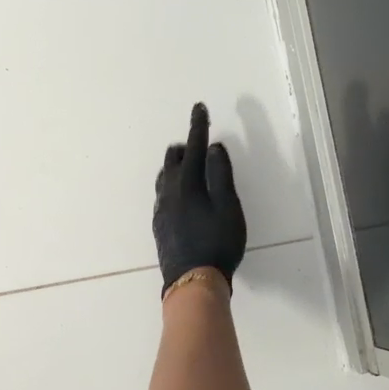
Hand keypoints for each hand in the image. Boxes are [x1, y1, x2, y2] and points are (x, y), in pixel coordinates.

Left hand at [152, 103, 246, 292]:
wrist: (193, 281)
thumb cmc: (218, 242)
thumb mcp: (229, 207)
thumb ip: (222, 175)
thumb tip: (214, 147)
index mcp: (188, 184)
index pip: (194, 147)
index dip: (198, 126)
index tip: (199, 107)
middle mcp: (169, 193)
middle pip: (173, 159)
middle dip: (185, 145)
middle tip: (198, 143)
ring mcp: (161, 210)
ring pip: (164, 177)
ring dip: (176, 165)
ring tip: (189, 165)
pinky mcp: (159, 225)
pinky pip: (162, 194)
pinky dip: (171, 184)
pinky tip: (178, 195)